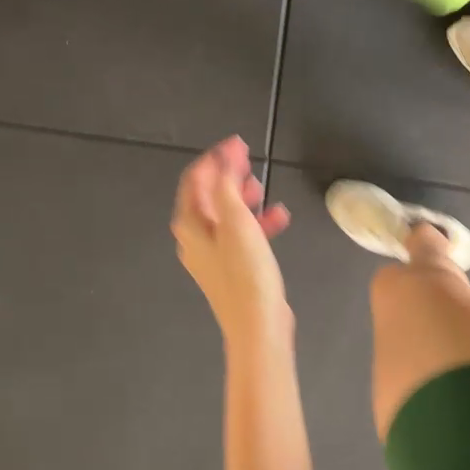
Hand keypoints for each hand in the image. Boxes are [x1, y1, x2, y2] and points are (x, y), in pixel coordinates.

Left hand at [172, 136, 293, 344]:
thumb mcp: (236, 221)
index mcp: (190, 224)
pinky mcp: (233, 268)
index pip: (196, 179)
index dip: (215, 158)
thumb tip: (225, 157)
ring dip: (244, 197)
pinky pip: (241, 235)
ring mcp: (213, 256)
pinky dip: (256, 222)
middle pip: (209, 196)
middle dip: (229, 176)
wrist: (257, 325)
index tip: (237, 143)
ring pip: (227, 214)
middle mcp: (196, 239)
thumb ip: (228, 185)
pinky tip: (279, 218)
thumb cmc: (245, 270)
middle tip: (250, 162)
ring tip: (263, 188)